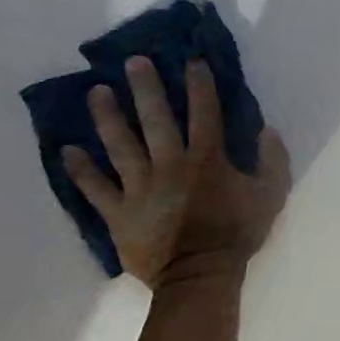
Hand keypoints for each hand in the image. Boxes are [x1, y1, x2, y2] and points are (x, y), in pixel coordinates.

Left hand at [63, 56, 290, 288]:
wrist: (200, 281)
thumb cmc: (235, 237)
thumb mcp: (270, 198)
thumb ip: (273, 162)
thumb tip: (268, 129)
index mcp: (205, 159)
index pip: (204, 111)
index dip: (199, 83)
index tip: (191, 59)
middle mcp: (169, 164)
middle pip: (155, 118)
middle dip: (145, 87)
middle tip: (132, 62)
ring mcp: (139, 187)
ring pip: (120, 145)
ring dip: (107, 117)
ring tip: (96, 92)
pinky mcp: (118, 212)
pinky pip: (95, 188)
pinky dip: (80, 171)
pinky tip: (66, 151)